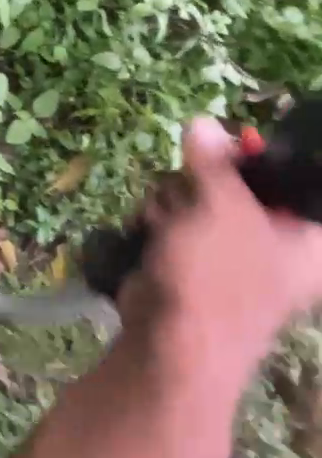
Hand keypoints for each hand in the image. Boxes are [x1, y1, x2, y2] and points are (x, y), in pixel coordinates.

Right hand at [122, 117, 321, 384]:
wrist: (175, 333)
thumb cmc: (217, 277)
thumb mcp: (220, 211)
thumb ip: (215, 167)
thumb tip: (205, 123)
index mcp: (307, 237)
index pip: (287, 182)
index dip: (253, 162)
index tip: (219, 151)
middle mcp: (275, 241)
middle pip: (230, 185)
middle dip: (195, 184)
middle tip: (188, 198)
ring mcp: (231, 251)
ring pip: (193, 199)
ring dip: (168, 202)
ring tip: (164, 221)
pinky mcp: (192, 257)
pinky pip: (172, 219)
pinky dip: (156, 219)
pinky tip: (152, 231)